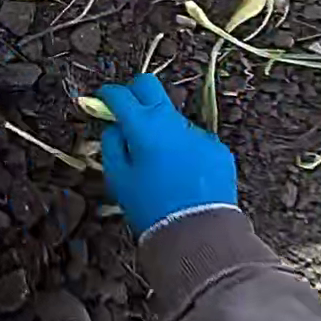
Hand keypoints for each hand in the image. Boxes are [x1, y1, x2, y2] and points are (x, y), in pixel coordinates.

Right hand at [97, 73, 237, 234]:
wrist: (199, 235)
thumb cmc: (151, 209)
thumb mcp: (119, 179)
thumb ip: (112, 145)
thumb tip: (115, 126)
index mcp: (144, 126)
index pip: (120, 94)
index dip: (107, 95)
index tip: (103, 101)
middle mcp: (172, 120)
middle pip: (149, 85)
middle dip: (134, 92)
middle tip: (128, 114)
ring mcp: (197, 132)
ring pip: (172, 117)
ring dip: (161, 129)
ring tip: (159, 164)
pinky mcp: (217, 147)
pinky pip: (194, 140)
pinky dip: (184, 150)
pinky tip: (183, 177)